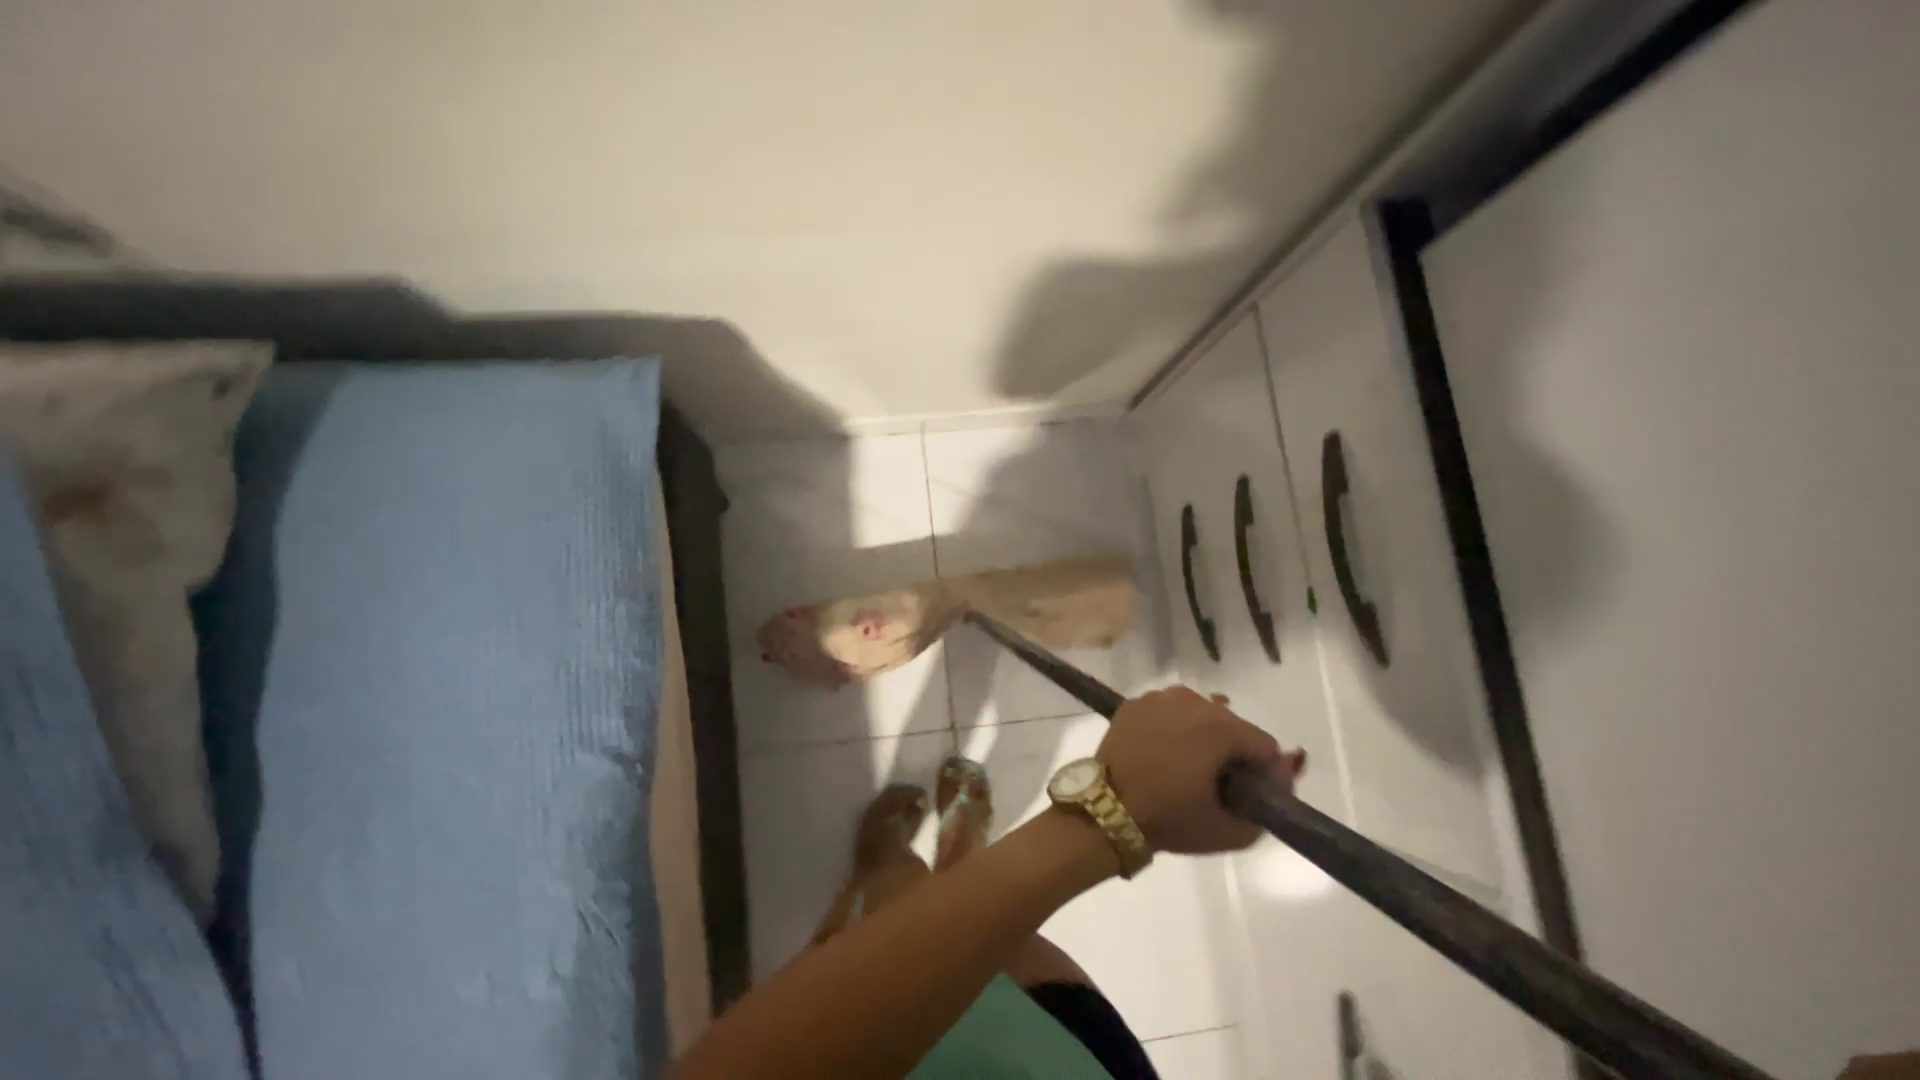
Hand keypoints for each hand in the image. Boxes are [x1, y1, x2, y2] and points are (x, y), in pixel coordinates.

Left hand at [1097, 687, 1304, 854]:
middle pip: (1233, 727)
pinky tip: (1165, 754)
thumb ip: (1267, 809)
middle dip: (1234, 754)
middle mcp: (1193, 701)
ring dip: (1205, 738)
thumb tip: (1282, 783)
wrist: (1105, 810)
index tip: (1253, 797)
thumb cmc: (1169, 819)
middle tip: (1219, 785)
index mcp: (1221, 726)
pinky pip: (1170, 713)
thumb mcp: (1228, 830)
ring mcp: (1160, 698)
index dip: (1267, 774)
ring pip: (1201, 715)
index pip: (1265, 747)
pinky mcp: (1135, 703)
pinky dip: (1175, 729)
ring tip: (1190, 768)